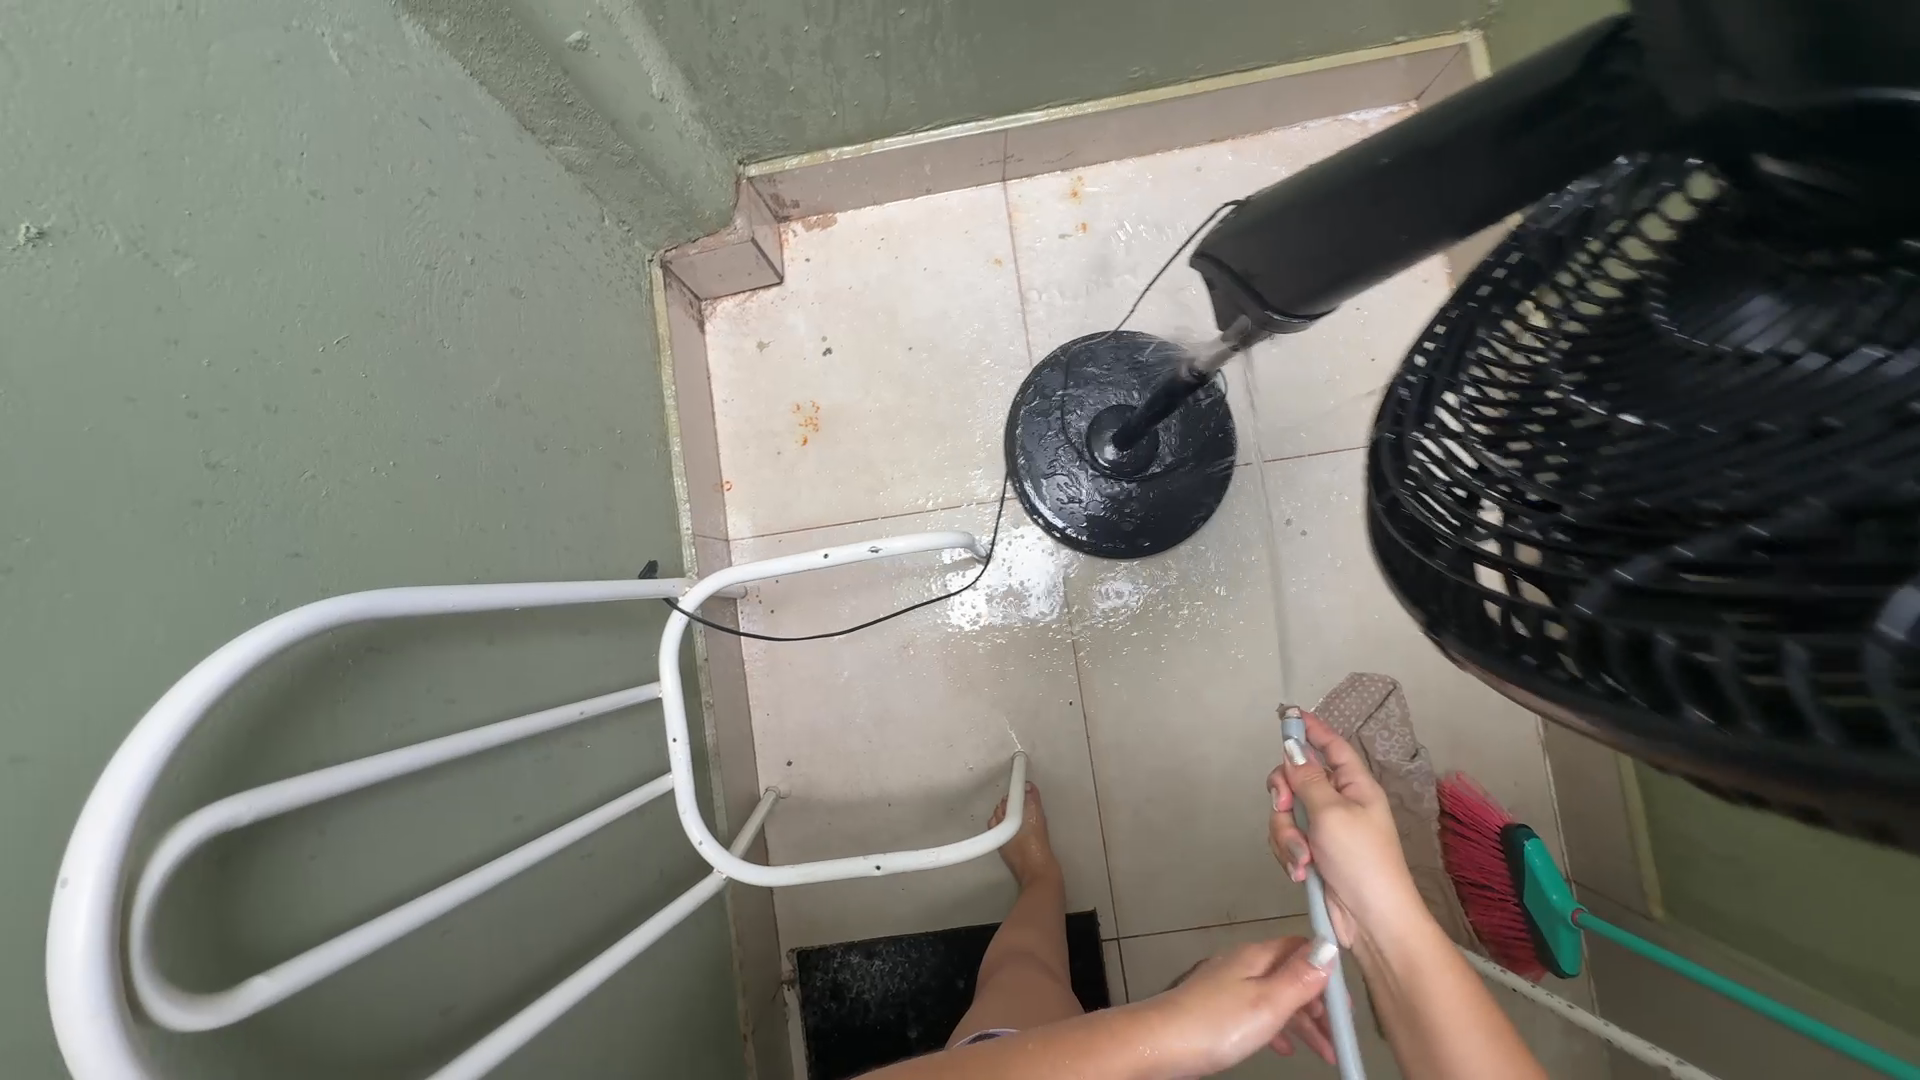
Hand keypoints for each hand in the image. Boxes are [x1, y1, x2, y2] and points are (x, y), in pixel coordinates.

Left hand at [1139, 936, 1338, 1077]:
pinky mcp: (1218, 1007)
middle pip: (1289, 974)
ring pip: (1275, 996)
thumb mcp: (1268, 1002)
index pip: (1298, 947)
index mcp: (1255, 956)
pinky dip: (1277, 1028)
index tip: (1346, 1007)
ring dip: (1303, 1022)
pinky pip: (1257, 1012)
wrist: (1164, 1042)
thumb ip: (1299, 977)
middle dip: (1318, 1004)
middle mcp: (1242, 964)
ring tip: (1325, 1054)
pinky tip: (1286, 1049)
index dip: (1326, 972)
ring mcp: (1228, 985)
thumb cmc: (1220, 1023)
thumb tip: (1328, 948)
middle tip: (1340, 1038)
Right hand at [1267, 712, 1425, 944]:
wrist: (1371, 922)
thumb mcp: (1331, 813)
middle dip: (1283, 795)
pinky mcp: (1311, 852)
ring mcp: (1323, 828)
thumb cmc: (1361, 861)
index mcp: (1354, 786)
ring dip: (1285, 835)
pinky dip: (1288, 853)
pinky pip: (1285, 838)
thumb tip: (1291, 747)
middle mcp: (1337, 802)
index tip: (1287, 713)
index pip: (1331, 746)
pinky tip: (1301, 872)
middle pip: (1295, 778)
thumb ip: (1306, 779)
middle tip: (1283, 807)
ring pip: (1284, 812)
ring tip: (1301, 859)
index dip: (1311, 728)